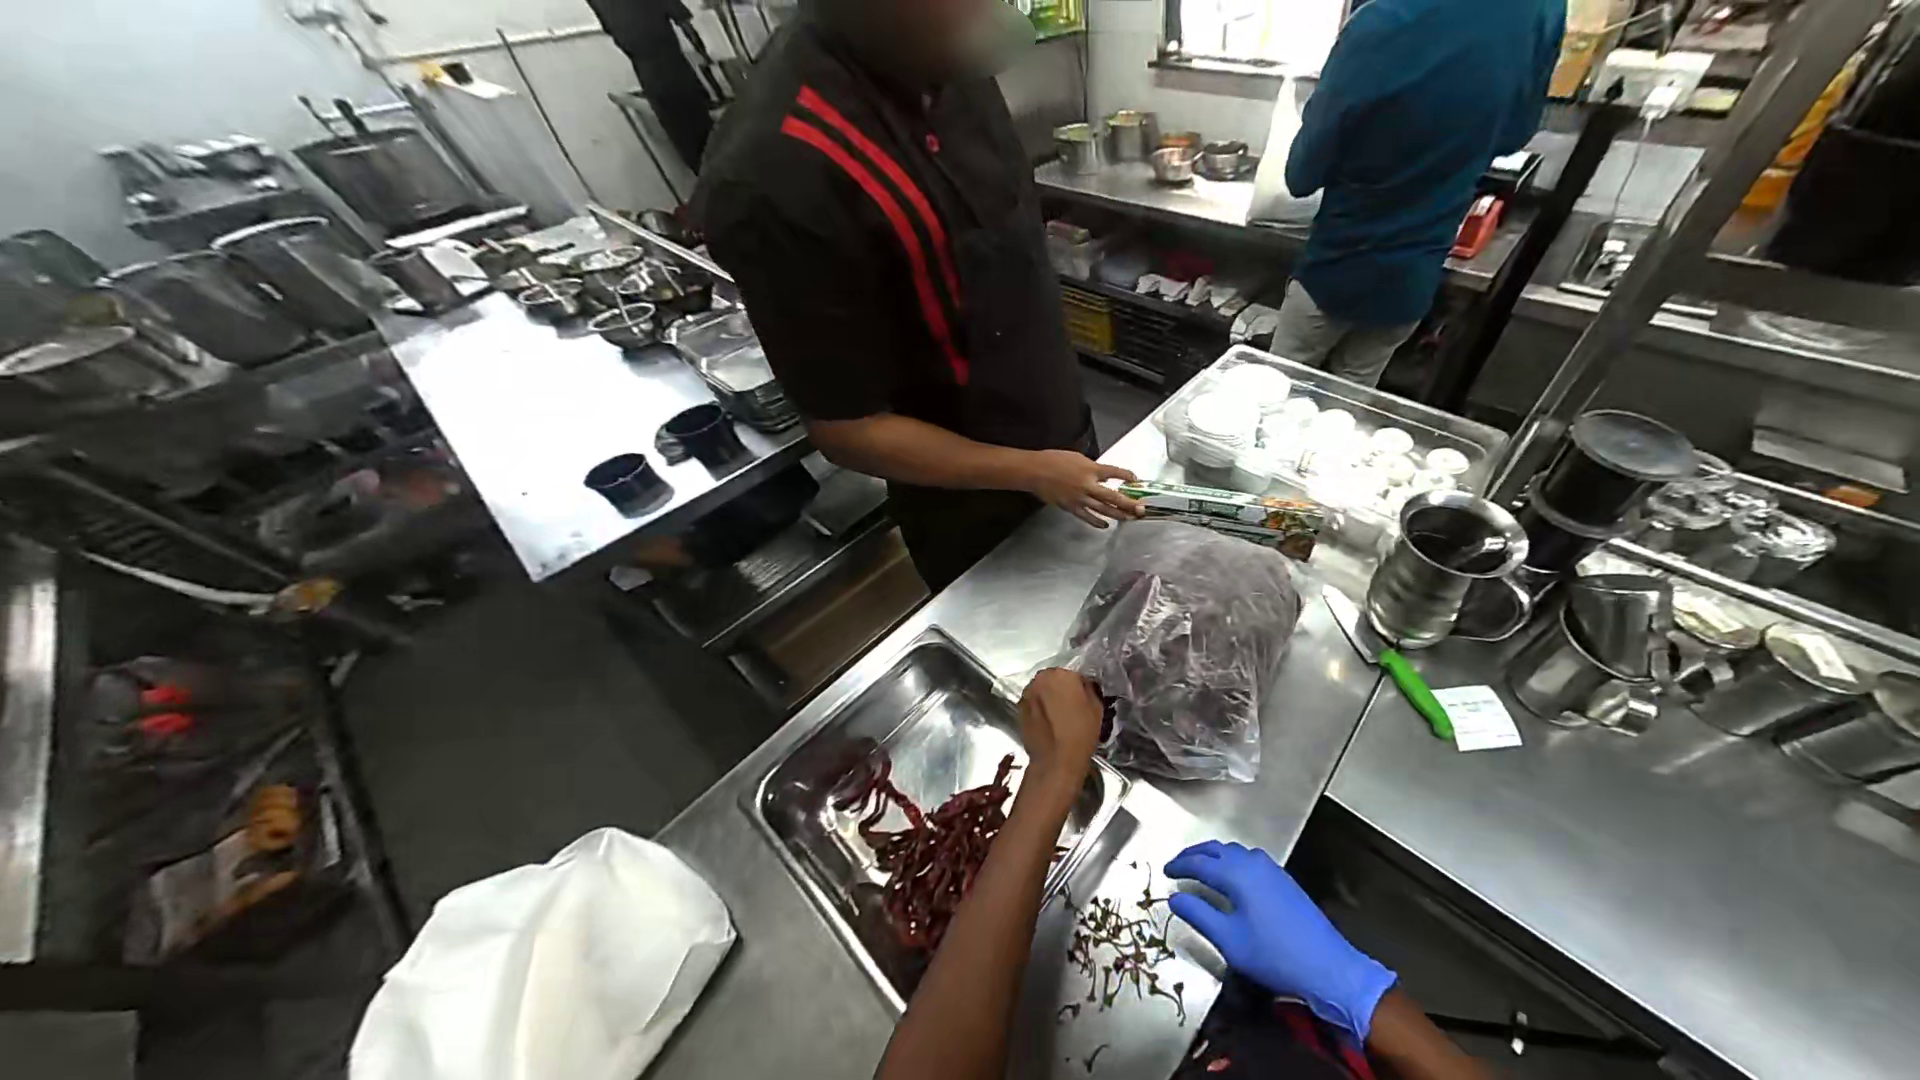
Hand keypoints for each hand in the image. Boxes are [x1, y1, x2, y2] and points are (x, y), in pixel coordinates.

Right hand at [1017, 451, 1142, 527]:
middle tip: (1141, 509)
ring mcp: (1080, 498)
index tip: (1136, 480)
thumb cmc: (1054, 460)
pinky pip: (1087, 517)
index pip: (1115, 473)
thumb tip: (1103, 476)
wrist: (1035, 471)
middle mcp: (1088, 485)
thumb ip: (1092, 468)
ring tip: (1130, 518)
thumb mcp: (1077, 458)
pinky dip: (1097, 522)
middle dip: (1129, 504)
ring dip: (1118, 515)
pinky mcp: (1071, 507)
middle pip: (1113, 497)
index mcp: (1091, 469)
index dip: (1127, 476)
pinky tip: (1106, 525)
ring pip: (1103, 509)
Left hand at [1017, 669, 1103, 788]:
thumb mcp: (1097, 708)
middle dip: (1061, 689)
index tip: (1083, 699)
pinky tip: (1047, 721)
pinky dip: (1038, 707)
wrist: (1056, 760)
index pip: (1074, 674)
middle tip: (1070, 706)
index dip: (1080, 687)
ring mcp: (1027, 692)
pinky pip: (1033, 701)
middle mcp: (1041, 678)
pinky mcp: (1019, 706)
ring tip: (1057, 715)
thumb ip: (1089, 689)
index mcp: (1062, 674)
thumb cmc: (1080, 733)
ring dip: (1048, 696)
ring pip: (1041, 689)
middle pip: (1054, 679)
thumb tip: (1083, 684)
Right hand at [1165, 841, 1397, 1040]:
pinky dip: (1232, 860)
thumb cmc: (1274, 956)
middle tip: (1178, 864)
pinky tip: (1232, 876)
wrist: (1330, 969)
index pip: (1199, 863)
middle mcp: (1253, 863)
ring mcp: (1272, 869)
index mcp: (1236, 874)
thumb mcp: (1229, 941)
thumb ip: (1199, 915)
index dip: (1179, 865)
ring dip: (1214, 855)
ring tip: (1201, 868)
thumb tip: (1175, 897)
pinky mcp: (1284, 880)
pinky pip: (1249, 858)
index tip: (1165, 872)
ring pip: (1234, 851)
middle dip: (1194, 854)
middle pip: (1216, 849)